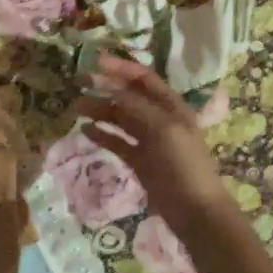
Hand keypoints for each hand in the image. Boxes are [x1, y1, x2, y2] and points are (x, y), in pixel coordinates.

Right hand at [75, 52, 228, 227]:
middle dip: (106, 87)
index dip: (121, 68)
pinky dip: (102, 135)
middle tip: (80, 82)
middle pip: (129, 97)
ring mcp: (149, 140)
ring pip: (120, 118)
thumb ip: (137, 106)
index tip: (95, 62)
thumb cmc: (183, 164)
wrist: (195, 210)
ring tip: (77, 108)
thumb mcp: (163, 129)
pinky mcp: (139, 160)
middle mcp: (159, 119)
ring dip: (100, 110)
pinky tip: (86, 131)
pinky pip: (117, 142)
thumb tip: (111, 89)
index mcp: (171, 107)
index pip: (143, 78)